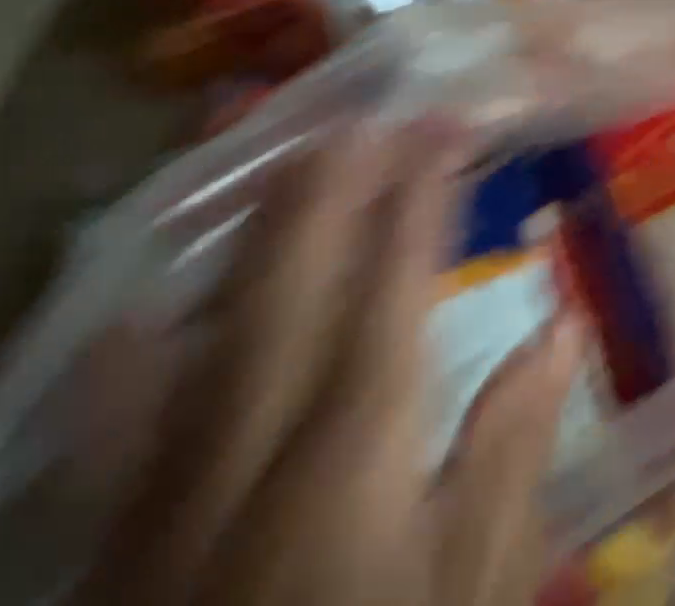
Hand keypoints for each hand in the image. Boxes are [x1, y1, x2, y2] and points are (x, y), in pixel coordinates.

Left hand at [73, 121, 584, 605]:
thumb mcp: (479, 577)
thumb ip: (510, 449)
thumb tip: (558, 331)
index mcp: (355, 453)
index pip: (387, 294)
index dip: (413, 204)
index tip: (438, 133)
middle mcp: (250, 448)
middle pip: (285, 290)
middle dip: (327, 191)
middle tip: (364, 115)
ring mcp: (166, 489)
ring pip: (198, 329)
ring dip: (245, 238)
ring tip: (279, 167)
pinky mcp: (119, 535)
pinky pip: (116, 420)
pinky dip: (135, 349)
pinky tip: (146, 309)